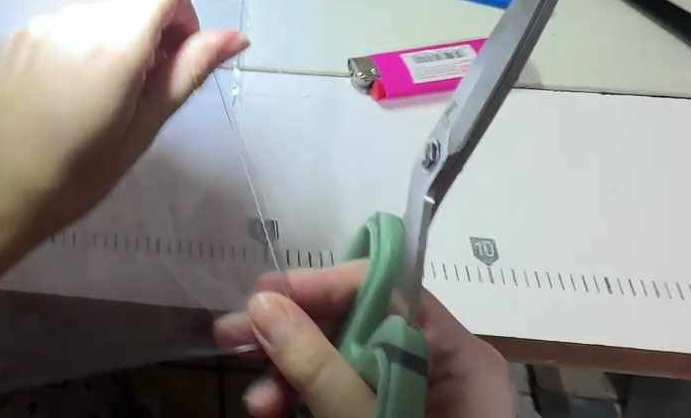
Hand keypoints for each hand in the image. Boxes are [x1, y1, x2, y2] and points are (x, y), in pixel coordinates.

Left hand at [0, 0, 247, 256]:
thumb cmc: (74, 176)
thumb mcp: (141, 131)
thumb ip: (186, 72)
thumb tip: (236, 36)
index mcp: (114, 41)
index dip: (180, 14)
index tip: (173, 59)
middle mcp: (75, 17)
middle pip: (129, 4)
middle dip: (144, 38)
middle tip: (132, 99)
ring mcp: (39, 23)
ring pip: (95, 16)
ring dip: (108, 44)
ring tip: (90, 103)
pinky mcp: (14, 34)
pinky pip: (61, 27)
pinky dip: (75, 49)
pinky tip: (58, 97)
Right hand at [215, 262, 513, 417]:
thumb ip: (319, 368)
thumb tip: (261, 303)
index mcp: (460, 358)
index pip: (387, 290)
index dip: (323, 285)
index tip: (264, 293)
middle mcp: (437, 364)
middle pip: (352, 321)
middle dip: (289, 332)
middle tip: (231, 332)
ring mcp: (411, 391)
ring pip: (336, 355)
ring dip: (286, 369)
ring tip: (250, 396)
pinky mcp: (385, 412)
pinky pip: (337, 386)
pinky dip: (300, 393)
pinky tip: (267, 408)